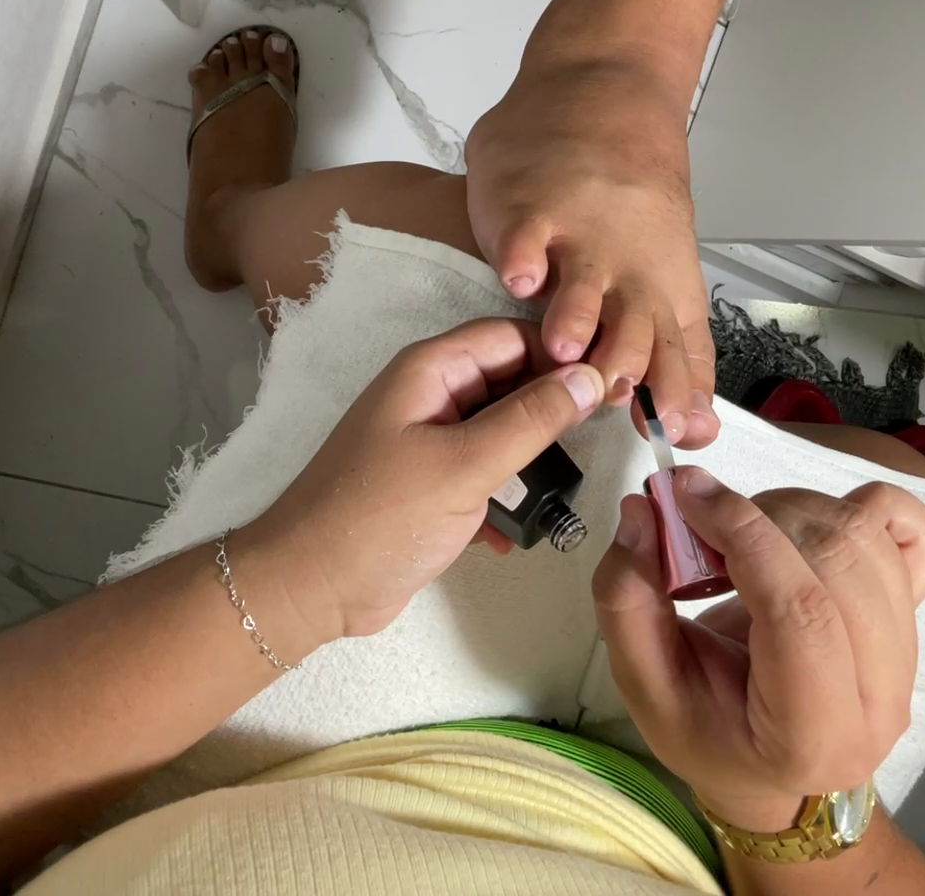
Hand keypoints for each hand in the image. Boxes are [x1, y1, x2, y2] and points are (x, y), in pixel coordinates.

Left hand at [244, 317, 604, 640]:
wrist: (312, 588)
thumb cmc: (382, 515)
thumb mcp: (463, 464)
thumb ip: (531, 420)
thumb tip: (591, 377)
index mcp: (431, 370)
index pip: (511, 337)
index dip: (562, 355)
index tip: (613, 384)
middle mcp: (432, 395)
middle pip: (509, 382)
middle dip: (553, 409)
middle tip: (603, 438)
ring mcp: (430, 441)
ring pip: (501, 430)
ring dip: (530, 461)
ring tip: (560, 493)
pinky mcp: (432, 484)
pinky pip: (484, 472)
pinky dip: (503, 495)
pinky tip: (512, 532)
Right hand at [466, 57, 717, 447]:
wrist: (604, 92)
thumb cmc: (632, 196)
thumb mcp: (670, 275)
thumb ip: (679, 351)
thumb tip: (699, 429)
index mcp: (659, 290)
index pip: (673, 358)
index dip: (671, 401)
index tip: (668, 436)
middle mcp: (625, 270)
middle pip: (629, 330)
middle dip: (623, 367)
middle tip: (610, 398)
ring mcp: (578, 235)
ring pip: (581, 285)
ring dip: (575, 316)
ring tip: (565, 345)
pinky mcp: (531, 208)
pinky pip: (525, 235)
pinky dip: (522, 256)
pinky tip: (519, 278)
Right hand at [591, 468, 924, 830]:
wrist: (771, 760)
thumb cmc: (705, 728)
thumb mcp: (641, 682)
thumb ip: (626, 598)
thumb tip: (643, 508)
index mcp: (814, 731)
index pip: (801, 614)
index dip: (744, 534)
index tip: (685, 491)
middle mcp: (882, 695)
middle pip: (839, 562)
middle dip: (758, 516)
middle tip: (699, 523)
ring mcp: (909, 652)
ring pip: (867, 536)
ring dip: (788, 508)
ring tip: (739, 533)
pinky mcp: (915, 613)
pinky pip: (918, 532)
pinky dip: (862, 505)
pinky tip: (805, 525)